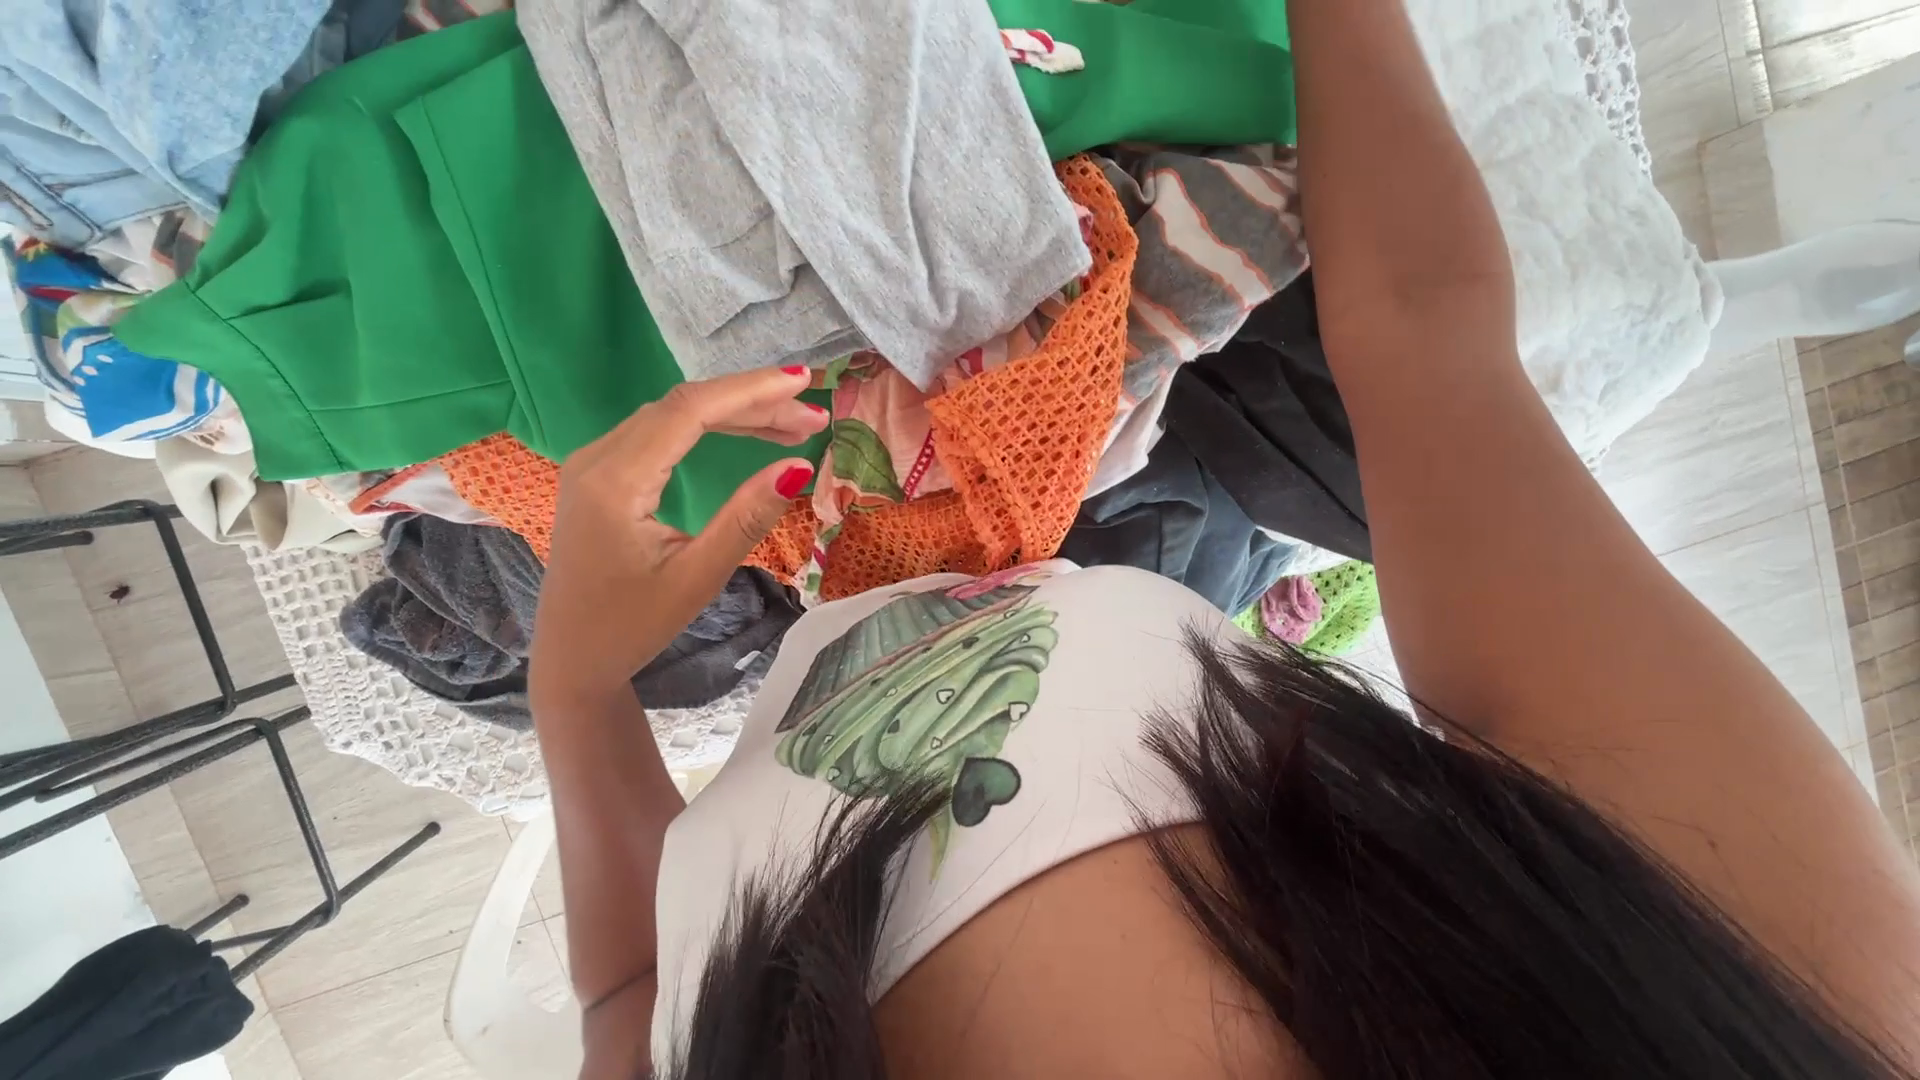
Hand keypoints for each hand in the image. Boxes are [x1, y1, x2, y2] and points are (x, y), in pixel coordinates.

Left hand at [530, 367, 826, 700]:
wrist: (573, 659)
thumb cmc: (634, 625)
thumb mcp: (698, 576)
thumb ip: (746, 518)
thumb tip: (798, 467)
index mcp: (615, 480)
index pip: (689, 411)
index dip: (749, 390)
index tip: (802, 382)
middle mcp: (597, 458)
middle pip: (682, 406)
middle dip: (751, 403)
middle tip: (811, 414)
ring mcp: (594, 464)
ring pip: (672, 417)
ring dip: (732, 414)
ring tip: (791, 424)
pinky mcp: (600, 476)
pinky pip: (659, 434)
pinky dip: (707, 428)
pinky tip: (743, 434)